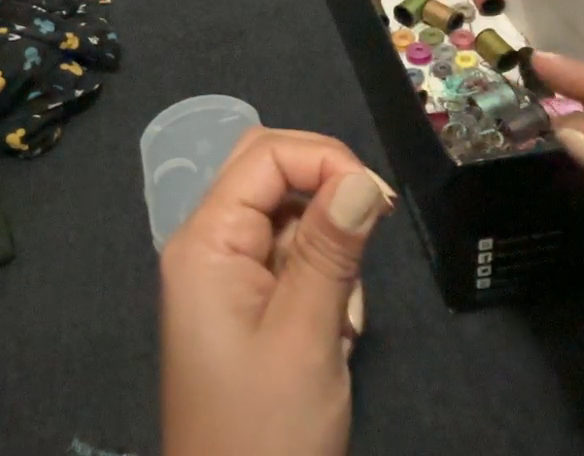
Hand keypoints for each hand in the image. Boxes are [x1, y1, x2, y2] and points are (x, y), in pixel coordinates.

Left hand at [159, 128, 396, 455]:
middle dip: (327, 194)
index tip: (377, 201)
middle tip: (371, 233)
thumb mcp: (306, 338)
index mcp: (206, 241)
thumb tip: (361, 175)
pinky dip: (323, 279)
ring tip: (342, 317)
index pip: (265, 155)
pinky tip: (335, 330)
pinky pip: (290, 258)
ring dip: (328, 247)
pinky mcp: (246, 302)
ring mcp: (226, 274)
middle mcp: (209, 245)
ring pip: (288, 215)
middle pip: (271, 174)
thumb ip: (330, 250)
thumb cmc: (264, 435)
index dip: (324, 159)